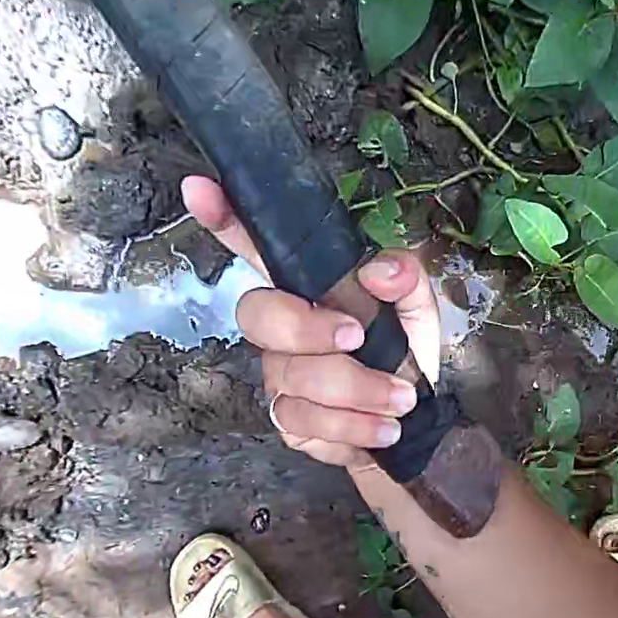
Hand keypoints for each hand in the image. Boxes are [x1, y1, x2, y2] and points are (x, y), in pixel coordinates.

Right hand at [181, 175, 442, 470]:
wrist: (416, 421)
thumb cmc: (406, 355)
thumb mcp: (416, 311)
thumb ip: (405, 281)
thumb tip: (380, 271)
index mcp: (310, 290)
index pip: (258, 250)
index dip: (226, 222)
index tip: (200, 189)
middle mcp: (284, 331)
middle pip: (258, 316)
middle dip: (308, 329)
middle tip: (358, 338)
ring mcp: (281, 377)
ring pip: (293, 378)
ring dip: (358, 390)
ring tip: (403, 399)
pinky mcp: (290, 421)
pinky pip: (306, 422)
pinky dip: (354, 426)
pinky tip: (384, 428)